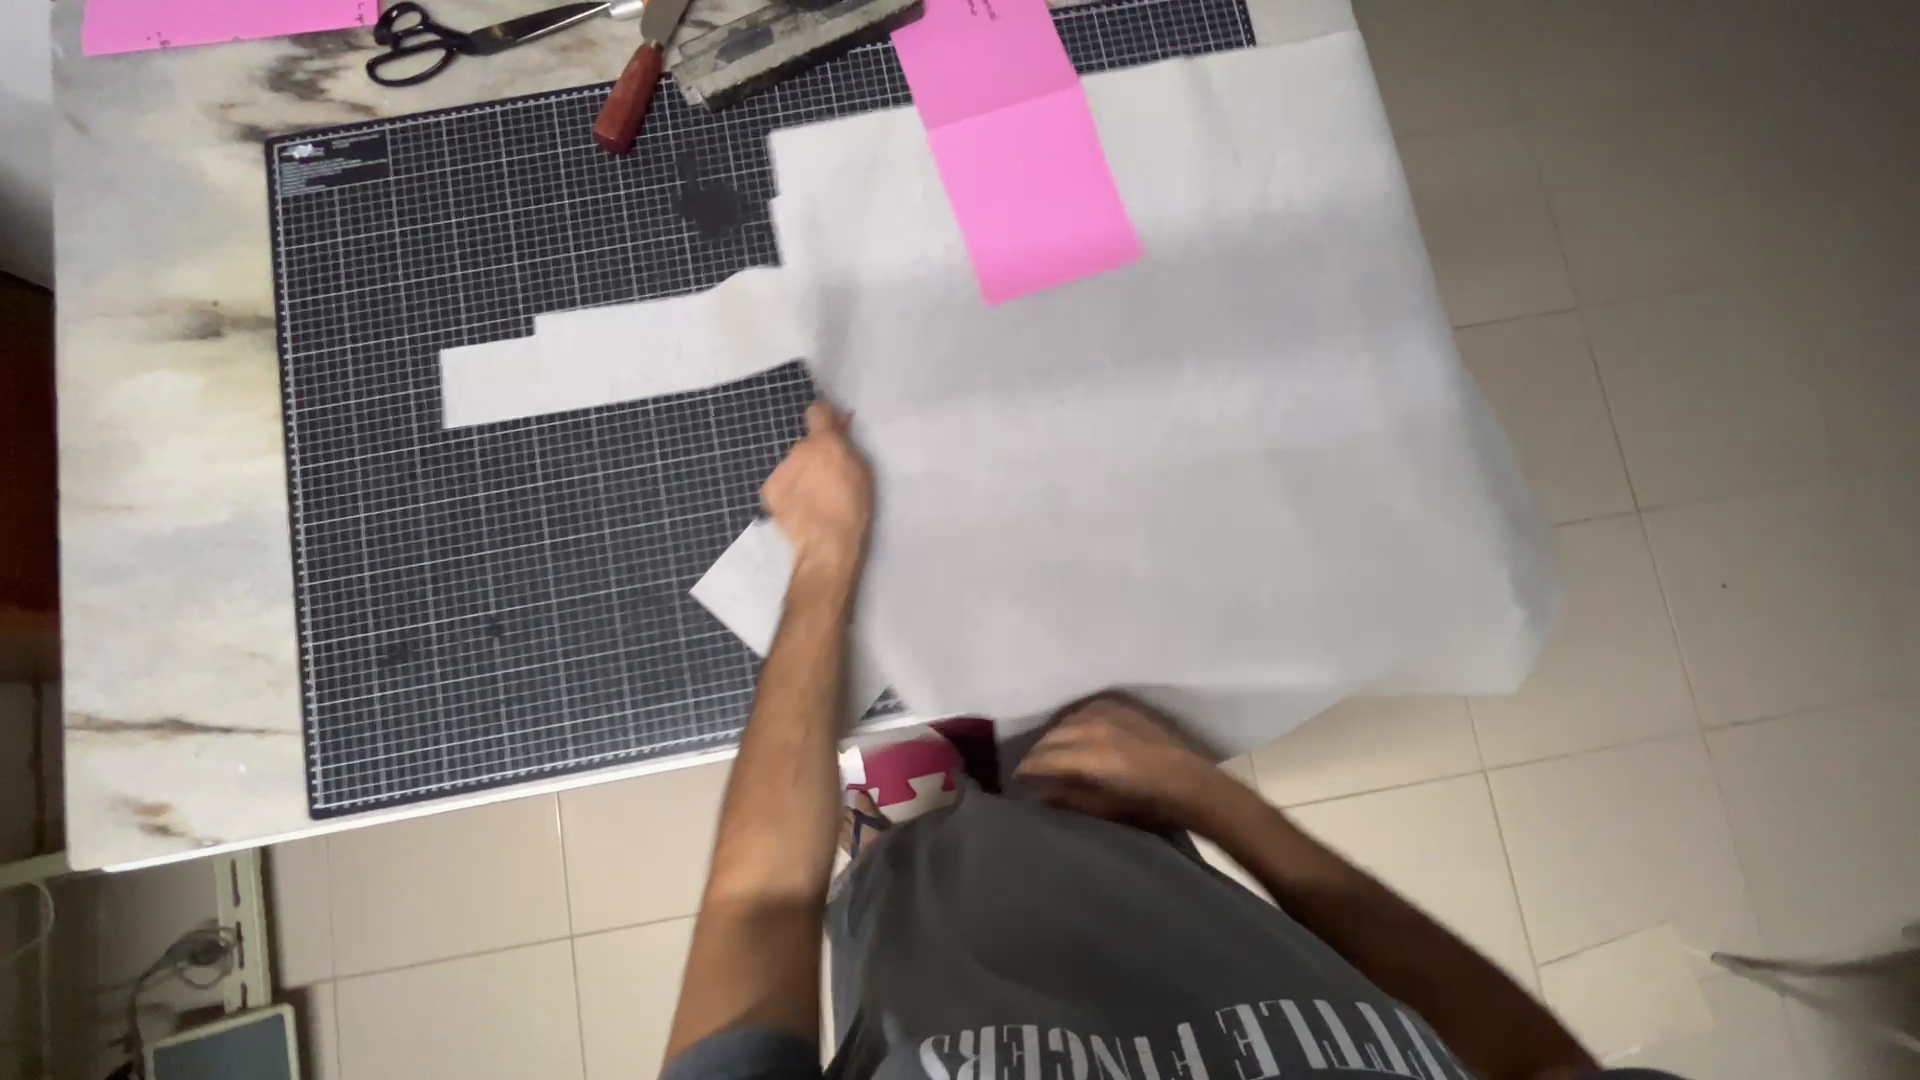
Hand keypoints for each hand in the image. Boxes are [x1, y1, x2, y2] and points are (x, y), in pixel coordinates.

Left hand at [762, 401, 873, 584]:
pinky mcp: (768, 490)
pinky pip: (780, 482)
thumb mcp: (862, 471)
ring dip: (800, 472)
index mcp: (824, 442)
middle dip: (814, 452)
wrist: (827, 543)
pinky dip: (789, 489)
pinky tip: (799, 505)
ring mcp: (779, 469)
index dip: (824, 417)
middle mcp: (797, 449)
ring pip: (791, 463)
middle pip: (804, 443)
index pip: (817, 410)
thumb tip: (839, 427)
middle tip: (825, 475)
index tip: (829, 427)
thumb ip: (848, 446)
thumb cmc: (854, 507)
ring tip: (812, 497)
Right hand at [1013, 694, 1239, 831]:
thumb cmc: (1149, 805)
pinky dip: (1074, 721)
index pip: (1043, 759)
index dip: (1026, 770)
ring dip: (1054, 735)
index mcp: (1088, 757)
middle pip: (1051, 736)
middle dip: (1037, 752)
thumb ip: (1068, 798)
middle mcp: (1093, 729)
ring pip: (1067, 720)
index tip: (1017, 780)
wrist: (1192, 783)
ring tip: (1050, 751)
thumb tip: (1039, 794)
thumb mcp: (1105, 809)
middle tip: (1030, 768)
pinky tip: (1074, 732)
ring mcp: (1108, 714)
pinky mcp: (1122, 707)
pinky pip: (1086, 709)